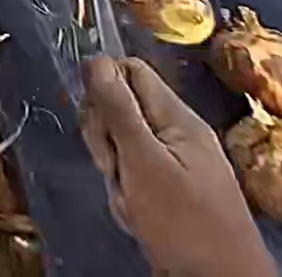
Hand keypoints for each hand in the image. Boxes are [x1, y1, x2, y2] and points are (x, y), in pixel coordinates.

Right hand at [82, 57, 276, 276]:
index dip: (103, 84)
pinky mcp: (171, 191)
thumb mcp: (143, 160)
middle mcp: (177, 133)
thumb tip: (95, 57)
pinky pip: (134, 173)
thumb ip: (118, 107)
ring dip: (113, 168)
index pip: (129, 69)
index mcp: (177, 117)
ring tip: (128, 197)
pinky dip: (127, 192)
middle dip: (104, 134)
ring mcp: (176, 163)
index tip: (97, 119)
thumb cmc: (185, 224)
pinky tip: (136, 214)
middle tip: (112, 166)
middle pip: (120, 105)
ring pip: (121, 142)